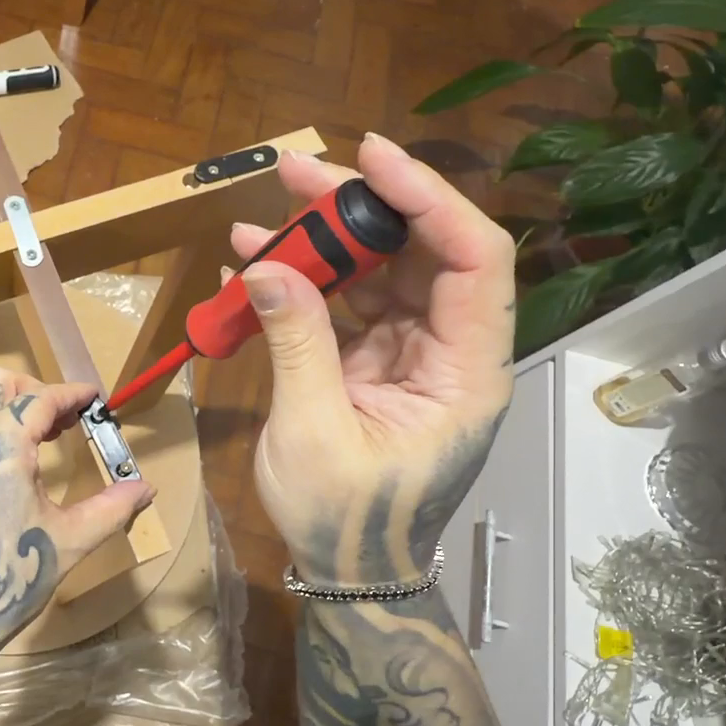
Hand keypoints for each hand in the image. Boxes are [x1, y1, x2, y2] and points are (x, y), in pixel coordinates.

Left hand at [0, 369, 155, 674]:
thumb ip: (110, 508)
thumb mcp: (67, 542)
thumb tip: (144, 488)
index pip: (41, 397)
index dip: (72, 394)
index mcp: (0, 445)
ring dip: (7, 408)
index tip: (94, 399)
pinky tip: (2, 469)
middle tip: (62, 420)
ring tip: (37, 442)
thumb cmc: (5, 580)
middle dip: (34, 391)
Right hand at [235, 134, 515, 586]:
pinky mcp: (371, 364)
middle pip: (419, 253)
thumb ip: (296, 346)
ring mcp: (407, 355)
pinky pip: (342, 308)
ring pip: (377, 274)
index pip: (471, 259)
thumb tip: (266, 268)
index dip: (428, 198)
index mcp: (465, 370)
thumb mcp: (313, 433)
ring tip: (263, 214)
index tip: (370, 158)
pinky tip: (254, 266)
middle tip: (295, 174)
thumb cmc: (346, 518)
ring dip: (322, 243)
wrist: (349, 568)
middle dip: (358, 209)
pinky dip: (301, 286)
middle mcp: (447, 351)